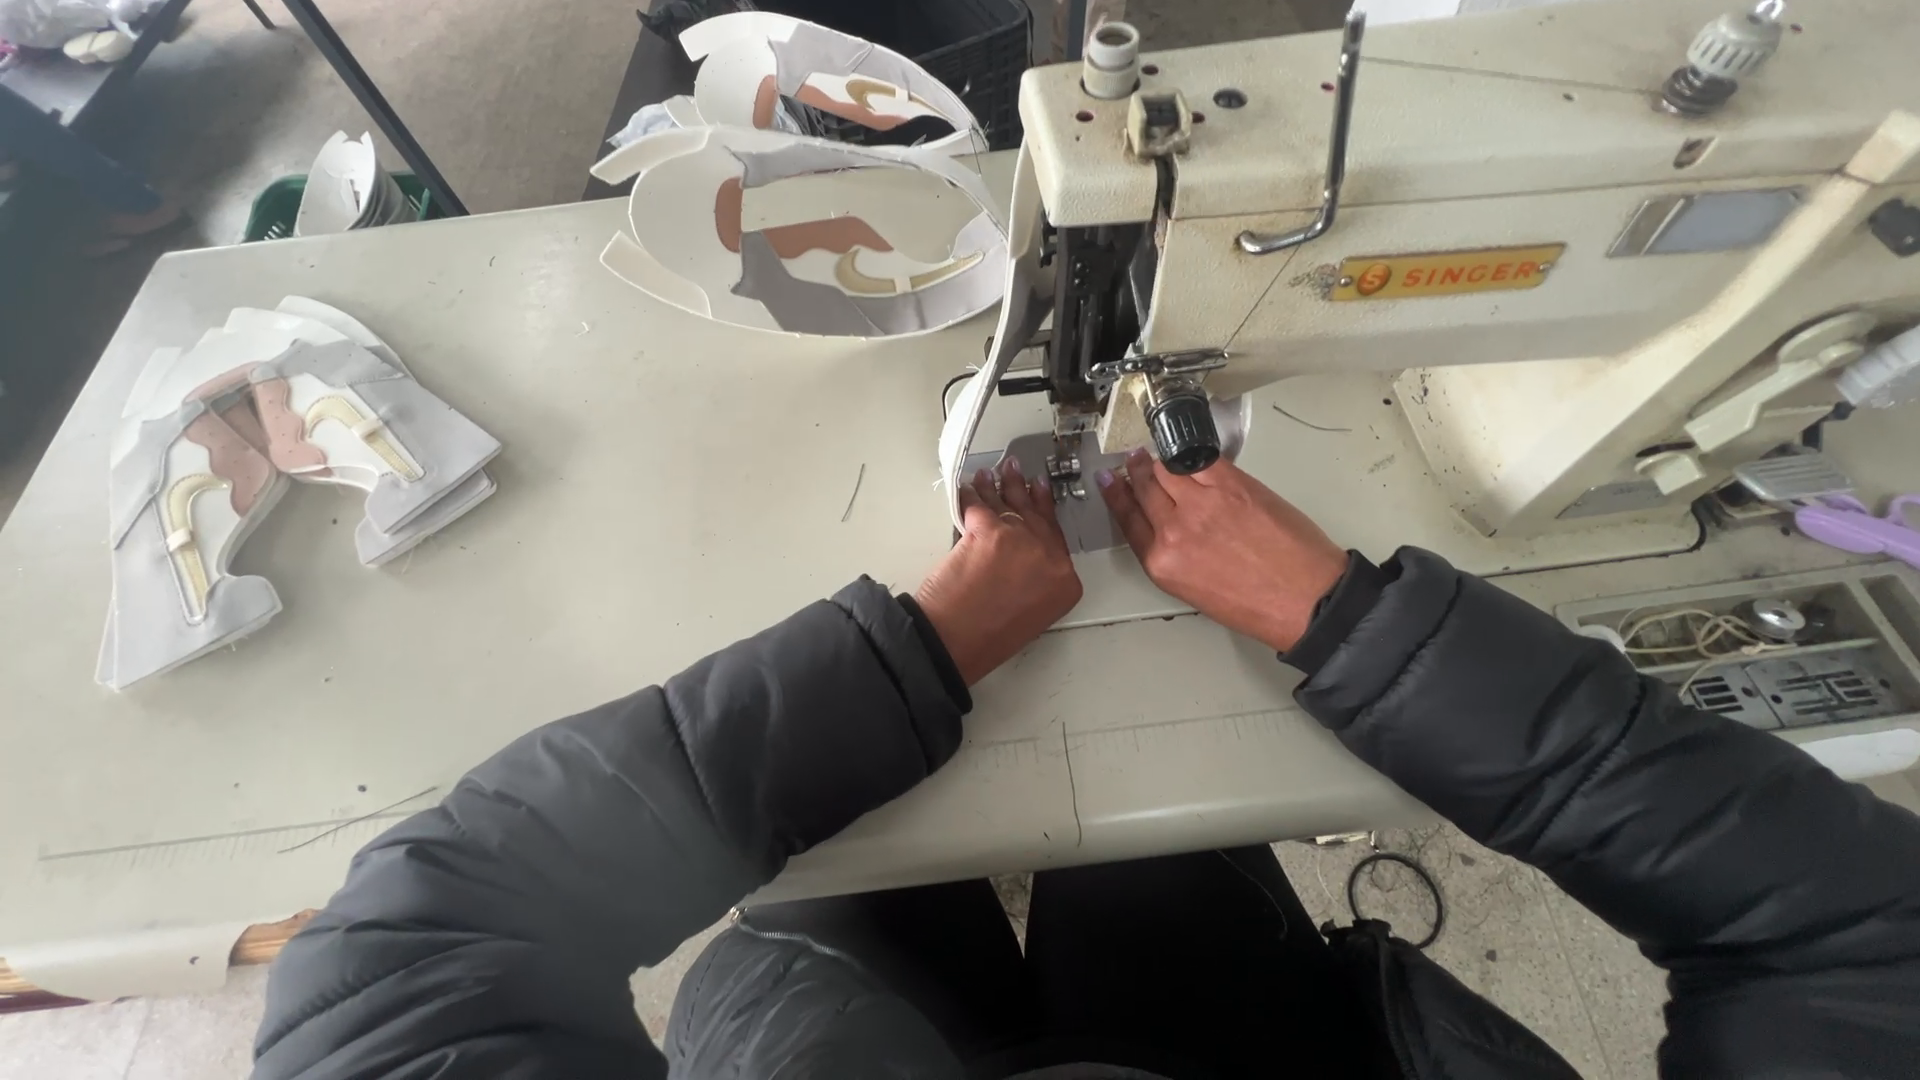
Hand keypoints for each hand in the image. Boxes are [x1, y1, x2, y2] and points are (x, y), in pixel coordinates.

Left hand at [915, 459, 1083, 684]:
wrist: (956, 641)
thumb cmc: (988, 637)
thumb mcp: (1032, 614)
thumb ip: (1037, 581)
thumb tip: (1020, 558)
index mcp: (1066, 582)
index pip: (1057, 539)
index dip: (1044, 513)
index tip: (1040, 496)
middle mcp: (1049, 556)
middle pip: (1037, 516)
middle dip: (1027, 492)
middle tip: (1020, 474)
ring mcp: (1021, 539)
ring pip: (1010, 504)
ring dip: (1000, 486)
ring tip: (995, 473)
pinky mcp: (989, 530)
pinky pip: (978, 504)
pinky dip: (970, 495)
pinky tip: (968, 488)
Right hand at [1098, 451, 1346, 652]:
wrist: (1305, 598)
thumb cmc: (1255, 603)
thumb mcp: (1192, 589)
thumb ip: (1170, 555)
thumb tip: (1164, 524)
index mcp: (1161, 562)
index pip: (1127, 518)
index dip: (1115, 495)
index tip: (1108, 481)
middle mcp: (1175, 531)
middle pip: (1143, 489)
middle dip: (1134, 471)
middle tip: (1132, 460)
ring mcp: (1203, 504)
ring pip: (1167, 469)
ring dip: (1158, 461)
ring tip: (1155, 455)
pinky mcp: (1232, 485)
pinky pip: (1199, 461)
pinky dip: (1189, 456)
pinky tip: (1186, 454)